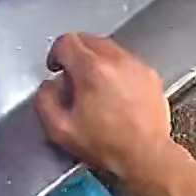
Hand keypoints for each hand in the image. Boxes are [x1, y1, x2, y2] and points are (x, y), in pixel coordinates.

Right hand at [34, 33, 183, 187]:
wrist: (145, 155)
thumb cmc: (106, 145)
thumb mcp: (60, 130)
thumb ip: (45, 101)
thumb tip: (48, 87)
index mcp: (91, 70)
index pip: (66, 41)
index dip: (55, 54)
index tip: (56, 68)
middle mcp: (116, 61)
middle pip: (88, 39)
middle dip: (75, 54)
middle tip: (72, 77)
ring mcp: (136, 66)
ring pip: (109, 49)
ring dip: (96, 61)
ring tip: (93, 88)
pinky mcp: (150, 75)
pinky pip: (126, 62)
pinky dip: (116, 71)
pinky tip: (114, 94)